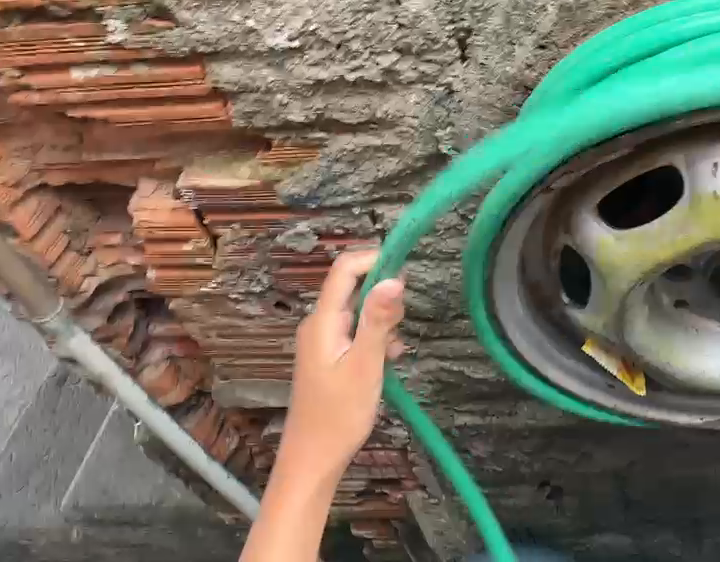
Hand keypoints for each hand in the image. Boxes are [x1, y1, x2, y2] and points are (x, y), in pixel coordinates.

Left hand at [276, 248, 405, 484]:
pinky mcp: (330, 355)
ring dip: (382, 318)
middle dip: (383, 293)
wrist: (313, 462)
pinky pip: (357, 330)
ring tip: (396, 346)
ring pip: (359, 309)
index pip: (344, 268)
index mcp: (323, 321)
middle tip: (401, 322)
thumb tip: (395, 277)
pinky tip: (390, 357)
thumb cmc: (339, 415)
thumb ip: (378, 320)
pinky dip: (376, 336)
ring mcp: (324, 340)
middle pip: (354, 286)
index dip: (374, 258)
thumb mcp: (365, 365)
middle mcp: (319, 323)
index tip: (405, 268)